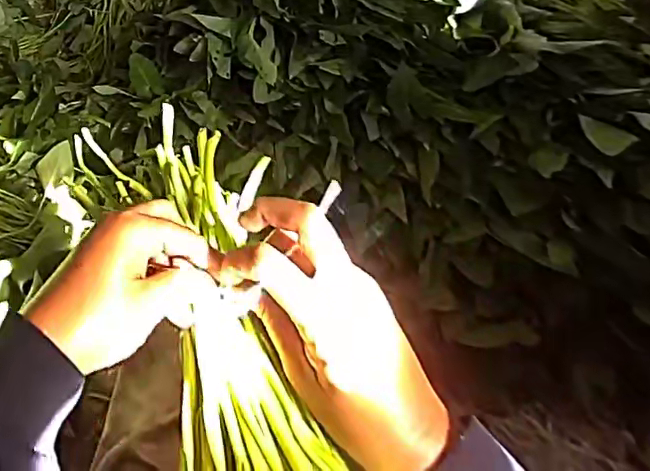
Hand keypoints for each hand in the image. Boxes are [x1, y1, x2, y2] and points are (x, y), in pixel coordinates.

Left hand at [23, 200, 217, 374]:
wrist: (51, 340)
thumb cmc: (100, 320)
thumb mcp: (149, 304)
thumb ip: (183, 284)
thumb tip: (207, 280)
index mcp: (132, 227)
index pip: (184, 232)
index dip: (206, 258)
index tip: (222, 281)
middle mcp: (119, 222)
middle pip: (167, 222)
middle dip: (186, 251)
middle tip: (199, 283)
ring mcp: (107, 236)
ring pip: (152, 238)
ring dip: (170, 263)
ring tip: (182, 305)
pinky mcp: (100, 254)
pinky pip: (136, 251)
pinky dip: (152, 269)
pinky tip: (162, 303)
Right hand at [217, 198, 450, 470]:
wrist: (426, 440)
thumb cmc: (361, 425)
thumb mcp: (303, 379)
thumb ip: (273, 323)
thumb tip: (244, 288)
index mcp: (328, 318)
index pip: (272, 261)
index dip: (238, 259)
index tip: (223, 271)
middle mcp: (349, 288)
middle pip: (308, 218)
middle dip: (268, 209)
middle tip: (242, 224)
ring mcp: (363, 284)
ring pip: (315, 235)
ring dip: (282, 237)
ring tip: (259, 269)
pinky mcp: (368, 288)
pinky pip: (325, 257)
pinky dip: (298, 258)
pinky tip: (285, 286)